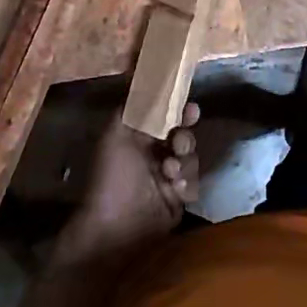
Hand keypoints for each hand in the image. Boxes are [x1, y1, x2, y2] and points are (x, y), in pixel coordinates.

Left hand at [56, 103, 200, 265]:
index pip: (165, 116)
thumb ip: (132, 107)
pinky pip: (194, 182)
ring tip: (170, 172)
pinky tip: (175, 189)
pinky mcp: (179, 199)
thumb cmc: (113, 177)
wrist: (116, 229)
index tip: (189, 110)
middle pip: (183, 135)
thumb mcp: (115, 135)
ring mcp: (168, 177)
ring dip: (183, 162)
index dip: (179, 111)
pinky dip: (187, 183)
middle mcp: (155, 154)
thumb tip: (142, 77)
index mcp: (139, 138)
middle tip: (179, 144)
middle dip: (184, 137)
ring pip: (191, 157)